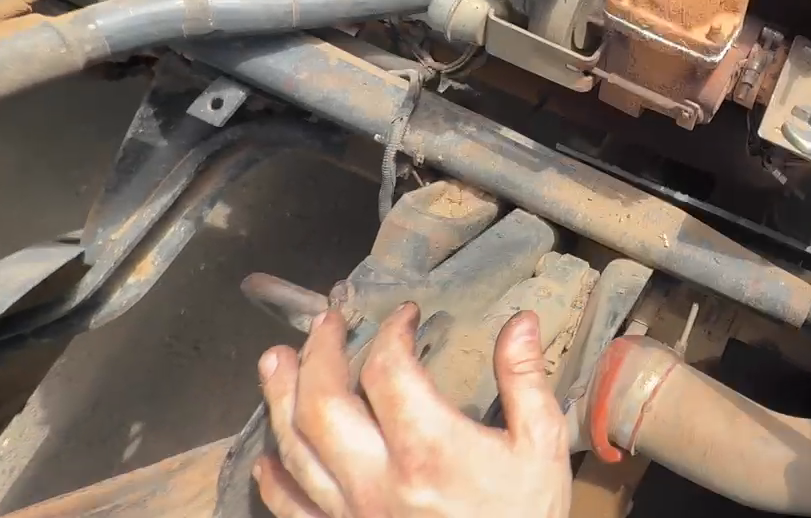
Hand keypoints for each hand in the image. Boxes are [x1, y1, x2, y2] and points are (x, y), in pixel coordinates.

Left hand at [253, 302, 571, 517]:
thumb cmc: (525, 513)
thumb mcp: (542, 441)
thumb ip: (525, 377)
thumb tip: (520, 320)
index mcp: (429, 449)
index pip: (389, 373)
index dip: (392, 333)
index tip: (406, 312)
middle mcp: (376, 480)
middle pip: (323, 409)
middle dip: (318, 356)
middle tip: (325, 321)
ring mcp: (349, 516)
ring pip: (293, 452)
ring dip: (279, 400)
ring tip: (273, 361)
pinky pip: (289, 506)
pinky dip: (273, 473)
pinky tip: (268, 451)